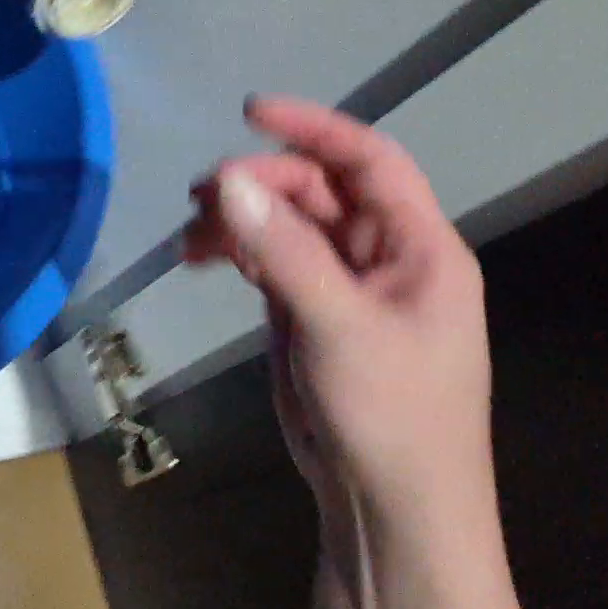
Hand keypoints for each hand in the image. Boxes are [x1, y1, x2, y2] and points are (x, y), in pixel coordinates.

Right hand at [186, 96, 524, 608]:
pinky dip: (230, 247)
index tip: (249, 111)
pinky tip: (199, 257)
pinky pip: (264, 254)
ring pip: (280, 221)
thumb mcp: (338, 324)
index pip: (368, 162)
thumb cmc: (388, 409)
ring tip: (190, 237)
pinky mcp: (304, 306)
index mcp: (417, 247)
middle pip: (313, 189)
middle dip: (256, 183)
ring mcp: (339, 280)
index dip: (314, 128)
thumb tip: (225, 181)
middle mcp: (380, 254)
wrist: (385, 497)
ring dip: (234, 217)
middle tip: (202, 200)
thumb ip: (282, 250)